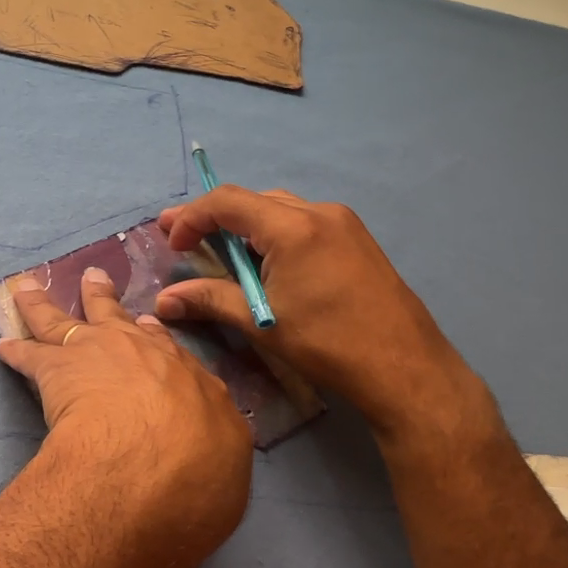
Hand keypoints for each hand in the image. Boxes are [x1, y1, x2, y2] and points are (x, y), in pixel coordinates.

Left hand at [0, 266, 251, 567]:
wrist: (147, 462)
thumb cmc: (199, 475)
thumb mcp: (230, 466)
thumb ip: (219, 452)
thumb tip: (211, 455)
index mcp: (191, 380)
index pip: (169, 354)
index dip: (154, 340)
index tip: (146, 326)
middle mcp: (145, 354)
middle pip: (119, 320)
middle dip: (105, 300)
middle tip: (93, 279)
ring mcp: (98, 352)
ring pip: (65, 320)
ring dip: (44, 305)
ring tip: (29, 290)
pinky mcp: (56, 368)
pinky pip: (29, 354)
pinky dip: (15, 351)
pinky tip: (4, 346)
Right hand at [156, 187, 486, 439]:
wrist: (405, 367)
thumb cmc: (328, 344)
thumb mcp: (261, 322)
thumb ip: (209, 300)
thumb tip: (163, 301)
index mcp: (293, 228)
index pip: (227, 201)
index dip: (191, 217)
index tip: (171, 243)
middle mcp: (319, 213)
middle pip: (253, 200)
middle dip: (214, 218)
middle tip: (185, 242)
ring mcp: (343, 223)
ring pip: (278, 209)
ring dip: (244, 226)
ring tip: (221, 255)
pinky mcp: (356, 239)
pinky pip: (302, 222)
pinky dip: (272, 235)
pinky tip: (265, 264)